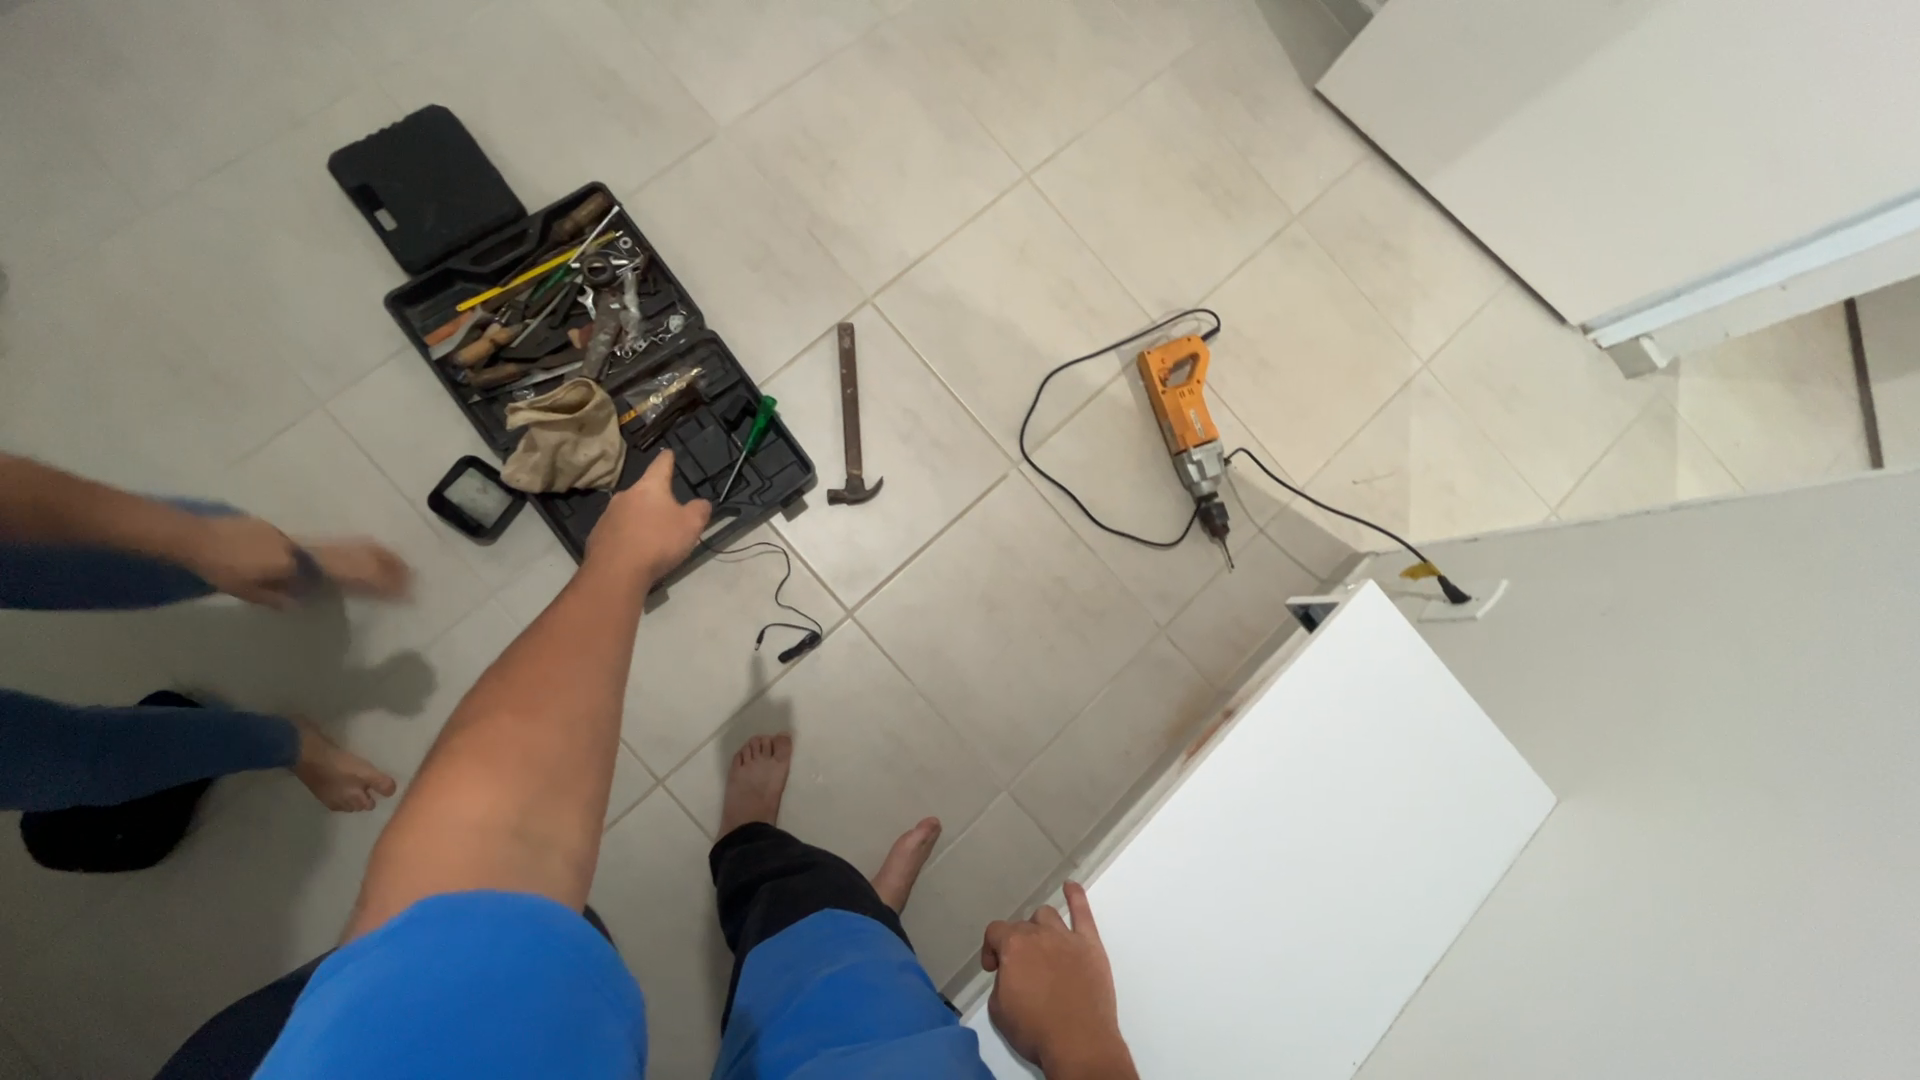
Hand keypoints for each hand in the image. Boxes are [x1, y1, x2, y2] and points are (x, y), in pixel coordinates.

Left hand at [183, 515, 308, 609]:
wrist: (197, 538)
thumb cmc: (221, 569)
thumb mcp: (244, 591)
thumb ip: (271, 598)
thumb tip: (292, 604)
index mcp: (289, 566)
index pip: (303, 579)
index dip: (296, 587)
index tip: (287, 592)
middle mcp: (290, 548)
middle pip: (298, 562)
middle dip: (290, 570)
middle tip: (273, 576)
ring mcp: (277, 533)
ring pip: (286, 548)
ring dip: (279, 556)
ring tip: (261, 561)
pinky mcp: (263, 523)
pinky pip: (272, 538)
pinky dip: (268, 545)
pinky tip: (251, 548)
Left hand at [587, 450, 710, 587]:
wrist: (616, 572)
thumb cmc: (658, 542)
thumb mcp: (691, 526)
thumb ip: (700, 510)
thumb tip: (701, 503)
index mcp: (650, 488)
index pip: (661, 466)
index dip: (667, 459)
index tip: (668, 453)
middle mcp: (625, 495)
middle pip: (644, 491)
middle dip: (655, 499)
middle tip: (668, 513)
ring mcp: (608, 515)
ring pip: (629, 512)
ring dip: (640, 519)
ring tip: (652, 538)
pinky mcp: (598, 536)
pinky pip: (617, 531)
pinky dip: (627, 537)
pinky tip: (635, 552)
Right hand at [983, 882, 1135, 1078]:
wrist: (1079, 1045)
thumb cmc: (1036, 1031)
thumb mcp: (999, 1011)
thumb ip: (1001, 983)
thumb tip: (1010, 975)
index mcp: (1014, 947)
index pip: (995, 932)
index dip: (990, 949)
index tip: (994, 969)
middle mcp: (1039, 934)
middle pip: (1022, 926)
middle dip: (1017, 944)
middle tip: (1020, 969)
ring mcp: (1067, 937)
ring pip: (1047, 916)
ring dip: (1040, 927)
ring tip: (1042, 945)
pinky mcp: (1090, 945)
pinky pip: (1082, 912)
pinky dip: (1075, 896)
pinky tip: (1070, 887)